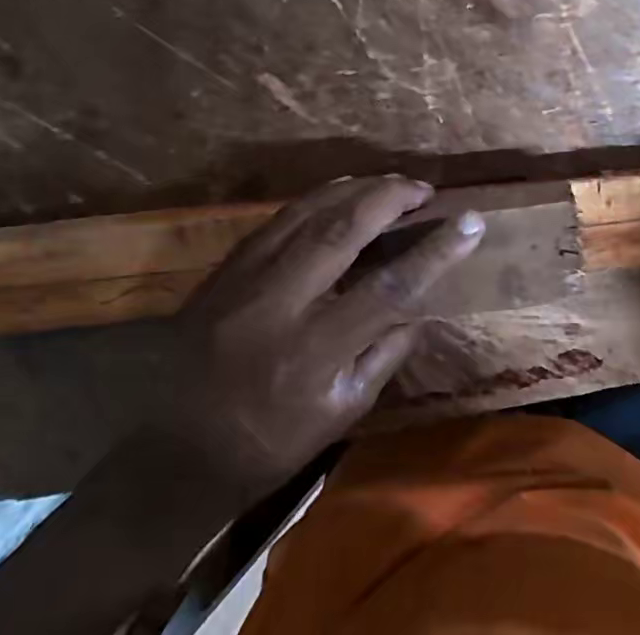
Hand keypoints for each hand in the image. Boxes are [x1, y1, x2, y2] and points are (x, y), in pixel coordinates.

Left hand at [167, 177, 484, 498]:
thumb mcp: (343, 412)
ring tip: (394, 183)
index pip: (389, 287)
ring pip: (307, 213)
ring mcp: (243, 282)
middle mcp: (277, 305)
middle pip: (341, 231)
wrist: (168, 456)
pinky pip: (279, 220)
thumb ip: (386, 352)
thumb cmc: (269, 443)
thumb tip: (418, 304)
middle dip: (391, 198)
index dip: (436, 251)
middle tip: (425, 188)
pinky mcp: (223, 272)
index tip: (472, 222)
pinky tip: (345, 192)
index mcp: (314, 350)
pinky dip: (320, 199)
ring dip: (357, 189)